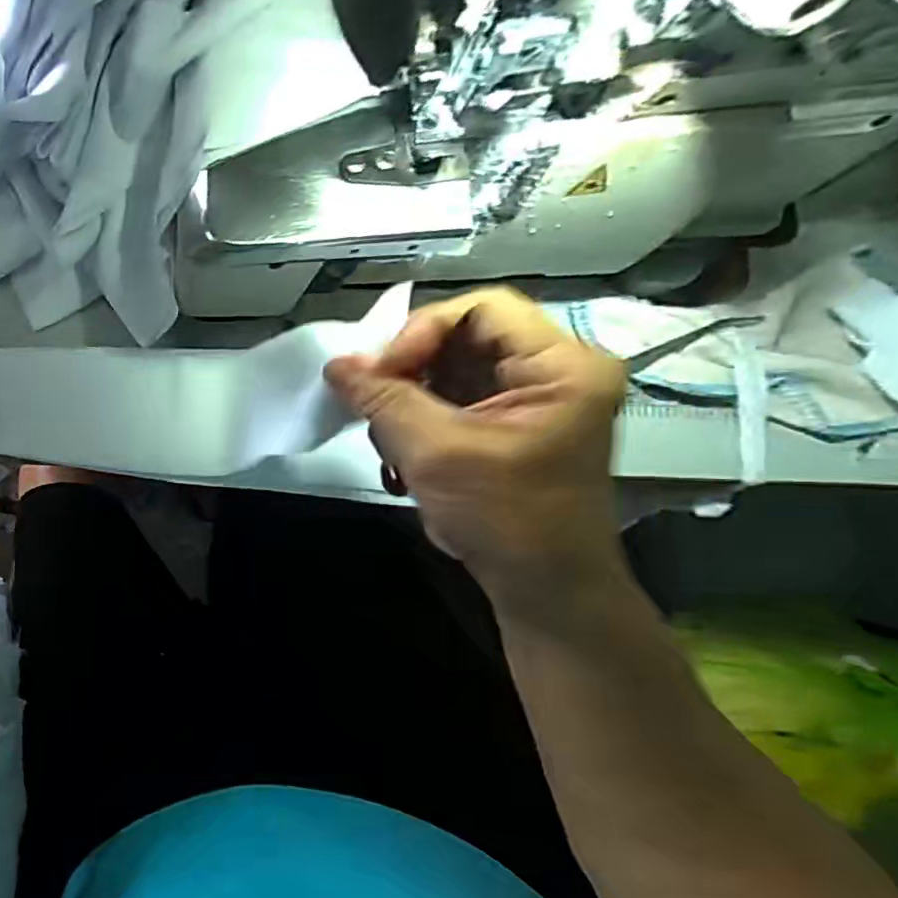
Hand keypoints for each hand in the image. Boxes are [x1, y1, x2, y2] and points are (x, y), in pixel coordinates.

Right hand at [324, 287, 627, 599]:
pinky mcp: (504, 425)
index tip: (381, 373)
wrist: (543, 587)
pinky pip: (450, 399)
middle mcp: (550, 372)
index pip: (482, 310)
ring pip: (449, 369)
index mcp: (561, 366)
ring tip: (387, 435)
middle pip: (462, 338)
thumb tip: (336, 363)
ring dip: (407, 398)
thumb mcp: (436, 453)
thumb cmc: (504, 518)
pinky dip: (417, 418)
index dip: (423, 331)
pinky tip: (400, 451)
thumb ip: (383, 400)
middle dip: (408, 369)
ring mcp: (527, 399)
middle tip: (370, 398)